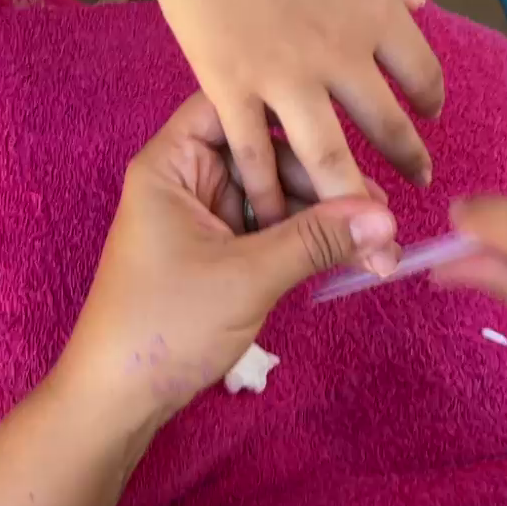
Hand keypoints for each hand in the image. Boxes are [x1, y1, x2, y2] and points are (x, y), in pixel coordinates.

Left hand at [60, 94, 398, 418]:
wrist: (119, 399)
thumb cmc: (166, 323)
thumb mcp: (246, 276)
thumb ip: (316, 240)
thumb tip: (387, 217)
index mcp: (171, 163)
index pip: (228, 106)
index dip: (280, 107)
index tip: (340, 122)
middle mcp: (187, 179)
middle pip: (261, 154)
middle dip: (319, 182)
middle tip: (379, 210)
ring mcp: (205, 215)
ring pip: (272, 195)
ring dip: (320, 217)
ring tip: (377, 240)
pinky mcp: (219, 250)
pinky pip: (269, 228)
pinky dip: (304, 240)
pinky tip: (350, 253)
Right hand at [89, 0, 442, 226]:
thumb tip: (420, 5)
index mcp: (377, 7)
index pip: (422, 73)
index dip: (430, 101)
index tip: (429, 113)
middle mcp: (342, 53)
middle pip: (387, 127)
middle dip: (407, 161)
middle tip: (416, 183)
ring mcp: (285, 77)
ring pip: (329, 159)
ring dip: (351, 195)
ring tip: (363, 221)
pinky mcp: (229, 88)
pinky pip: (256, 155)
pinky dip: (271, 193)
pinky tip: (281, 217)